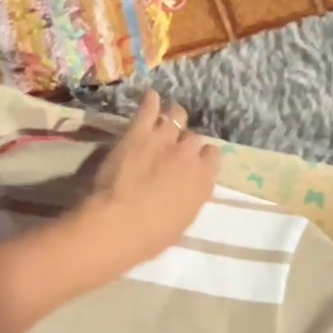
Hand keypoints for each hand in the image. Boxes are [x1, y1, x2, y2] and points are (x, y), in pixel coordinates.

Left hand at [82, 90, 220, 263]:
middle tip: (174, 147)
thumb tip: (188, 188)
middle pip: (193, 137)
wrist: (120, 222)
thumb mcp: (183, 220)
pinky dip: (151, 101)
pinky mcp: (138, 132)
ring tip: (167, 118)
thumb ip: (190, 197)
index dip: (203, 157)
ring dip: (173, 117)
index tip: (195, 161)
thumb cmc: (151, 235)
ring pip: (176, 116)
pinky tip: (151, 96)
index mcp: (204, 180)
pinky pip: (149, 109)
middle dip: (186, 141)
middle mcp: (189, 155)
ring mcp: (164, 139)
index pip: (213, 156)